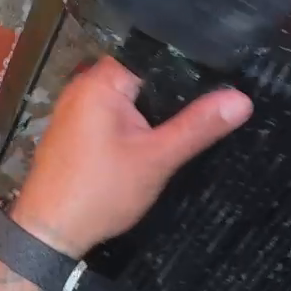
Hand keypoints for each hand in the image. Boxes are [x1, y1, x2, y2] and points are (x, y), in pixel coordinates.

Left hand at [10, 57, 251, 257]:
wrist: (49, 233)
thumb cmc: (101, 191)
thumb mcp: (157, 158)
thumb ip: (198, 126)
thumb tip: (241, 99)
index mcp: (101, 81)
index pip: (153, 57)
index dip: (186, 70)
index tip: (220, 82)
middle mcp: (82, 87)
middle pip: (140, 79)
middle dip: (170, 96)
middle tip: (206, 111)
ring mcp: (73, 109)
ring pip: (126, 101)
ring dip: (150, 115)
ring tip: (185, 127)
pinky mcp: (72, 131)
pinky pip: (110, 117)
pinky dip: (131, 127)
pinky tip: (148, 145)